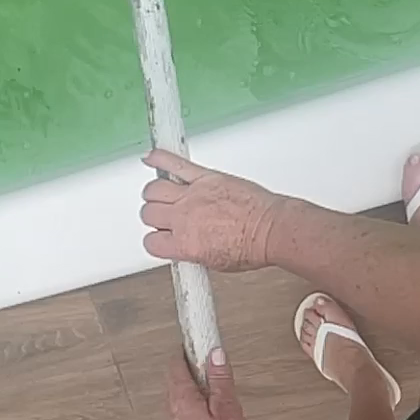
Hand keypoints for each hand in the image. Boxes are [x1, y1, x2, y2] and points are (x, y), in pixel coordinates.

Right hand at [139, 149, 286, 272]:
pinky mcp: (205, 177)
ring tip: (163, 193)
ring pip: (155, 188)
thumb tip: (183, 245)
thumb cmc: (251, 246)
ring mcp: (193, 195)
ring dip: (155, 192)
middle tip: (165, 214)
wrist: (270, 229)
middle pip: (149, 212)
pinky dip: (160, 157)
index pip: (150, 242)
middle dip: (155, 215)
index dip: (156, 239)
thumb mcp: (214, 262)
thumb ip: (190, 250)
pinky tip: (152, 157)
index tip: (163, 236)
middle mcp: (183, 218)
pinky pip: (175, 162)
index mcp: (183, 244)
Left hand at [164, 347, 250, 419]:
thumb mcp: (229, 409)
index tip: (200, 346)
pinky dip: (195, 412)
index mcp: (181, 399)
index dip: (188, 352)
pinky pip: (183, 418)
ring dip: (195, 393)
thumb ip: (221, 380)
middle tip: (213, 369)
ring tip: (217, 396)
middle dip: (193, 372)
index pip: (176, 364)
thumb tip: (215, 355)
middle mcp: (171, 413)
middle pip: (176, 381)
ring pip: (179, 400)